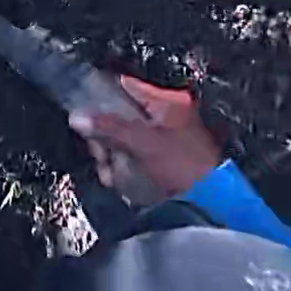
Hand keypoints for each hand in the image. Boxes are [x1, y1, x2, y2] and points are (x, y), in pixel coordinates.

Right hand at [69, 75, 222, 198]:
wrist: (211, 203)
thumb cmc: (189, 167)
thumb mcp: (143, 141)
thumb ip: (109, 127)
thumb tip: (79, 117)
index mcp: (168, 103)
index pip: (125, 86)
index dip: (102, 96)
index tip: (86, 108)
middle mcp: (165, 117)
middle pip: (118, 115)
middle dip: (104, 135)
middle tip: (101, 150)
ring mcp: (161, 138)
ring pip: (121, 137)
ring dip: (109, 153)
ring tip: (109, 168)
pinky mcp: (158, 159)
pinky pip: (129, 155)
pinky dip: (120, 165)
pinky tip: (116, 176)